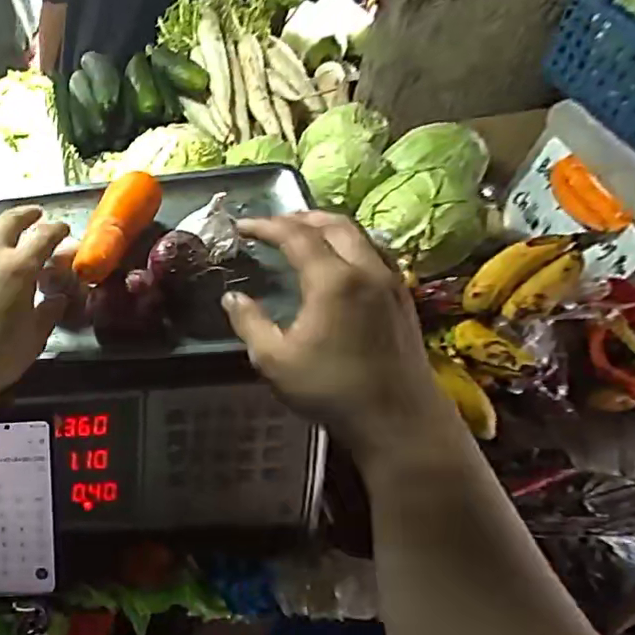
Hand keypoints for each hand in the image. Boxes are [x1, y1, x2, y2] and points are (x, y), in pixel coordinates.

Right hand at [223, 212, 455, 464]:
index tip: (242, 226)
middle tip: (272, 223)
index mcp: (333, 280)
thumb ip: (250, 323)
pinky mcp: (402, 298)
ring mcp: (391, 282)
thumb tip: (233, 297)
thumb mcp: (273, 359)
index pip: (297, 237)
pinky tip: (336, 263)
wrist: (396, 416)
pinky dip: (347, 246)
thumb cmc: (328, 388)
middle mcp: (367, 270)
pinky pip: (373, 254)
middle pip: (335, 225)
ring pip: (359, 237)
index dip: (267, 226)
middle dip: (300, 218)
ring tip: (302, 235)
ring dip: (327, 229)